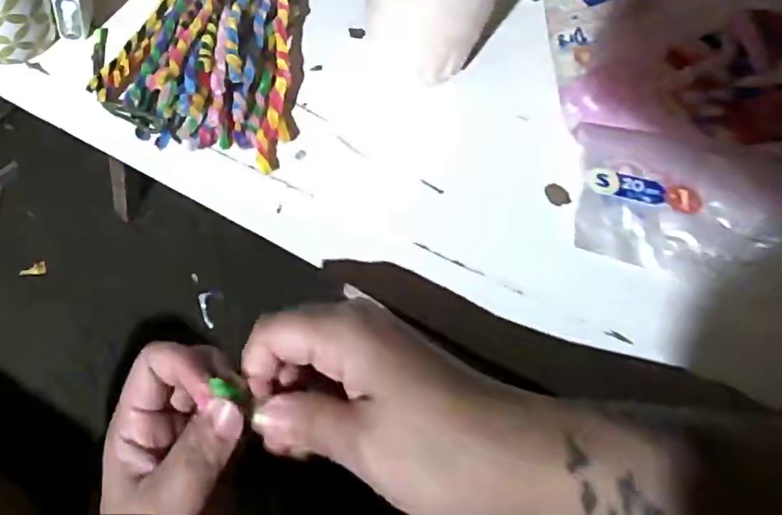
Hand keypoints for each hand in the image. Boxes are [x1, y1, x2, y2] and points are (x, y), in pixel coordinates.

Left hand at [101, 342, 245, 514]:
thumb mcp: (161, 507)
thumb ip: (193, 458)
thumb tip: (230, 402)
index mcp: (136, 420)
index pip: (156, 363)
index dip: (185, 364)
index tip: (217, 393)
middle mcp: (165, 419)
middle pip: (190, 368)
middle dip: (218, 374)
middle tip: (247, 402)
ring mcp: (193, 437)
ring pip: (217, 391)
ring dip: (239, 393)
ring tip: (259, 414)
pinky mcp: (221, 461)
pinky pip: (236, 424)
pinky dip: (251, 419)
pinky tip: (264, 429)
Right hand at [243, 301, 568, 514]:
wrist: (529, 461)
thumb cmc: (440, 454)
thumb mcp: (365, 447)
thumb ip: (304, 422)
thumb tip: (261, 414)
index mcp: (343, 330)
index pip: (271, 330)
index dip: (252, 368)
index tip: (255, 419)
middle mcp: (355, 319)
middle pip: (291, 334)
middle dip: (274, 380)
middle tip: (274, 437)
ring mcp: (378, 336)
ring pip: (315, 348)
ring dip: (299, 389)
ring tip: (296, 442)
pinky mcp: (394, 357)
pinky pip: (342, 361)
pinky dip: (326, 389)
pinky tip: (327, 430)